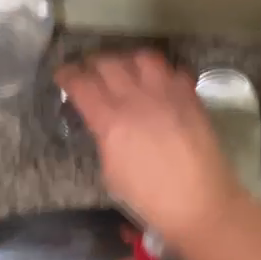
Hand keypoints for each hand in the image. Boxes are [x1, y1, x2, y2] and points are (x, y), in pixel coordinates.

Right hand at [56, 51, 244, 245]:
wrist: (198, 202)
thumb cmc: (148, 198)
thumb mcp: (110, 172)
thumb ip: (104, 138)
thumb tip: (103, 123)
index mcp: (111, 122)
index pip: (81, 84)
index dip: (67, 75)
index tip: (62, 76)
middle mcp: (137, 100)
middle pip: (108, 63)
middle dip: (92, 64)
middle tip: (89, 72)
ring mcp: (167, 94)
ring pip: (141, 57)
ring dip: (127, 61)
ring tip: (125, 71)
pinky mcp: (190, 97)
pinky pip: (172, 70)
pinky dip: (160, 72)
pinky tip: (157, 85)